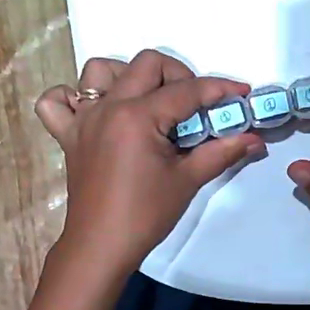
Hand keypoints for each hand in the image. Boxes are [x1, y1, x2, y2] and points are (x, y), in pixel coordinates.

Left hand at [37, 50, 260, 280]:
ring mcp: (83, 119)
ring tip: (147, 102)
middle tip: (194, 106)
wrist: (101, 246)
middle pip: (147, 64)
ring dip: (127, 76)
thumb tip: (254, 138)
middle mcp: (107, 107)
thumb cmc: (145, 215)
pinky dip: (72, 98)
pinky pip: (55, 103)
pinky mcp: (68, 135)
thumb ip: (221, 152)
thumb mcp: (188, 180)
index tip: (241, 94)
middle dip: (179, 75)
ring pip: (99, 71)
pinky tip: (94, 112)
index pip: (187, 90)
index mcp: (138, 116)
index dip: (219, 89)